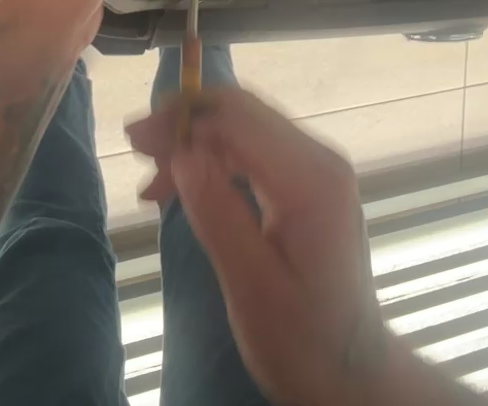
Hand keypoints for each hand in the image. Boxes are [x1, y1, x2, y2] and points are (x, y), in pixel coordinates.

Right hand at [127, 89, 400, 405]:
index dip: (185, 118)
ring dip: (197, 145)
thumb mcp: (251, 285)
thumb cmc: (302, 339)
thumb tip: (182, 153)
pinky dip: (216, 162)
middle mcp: (319, 160)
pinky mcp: (309, 184)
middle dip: (186, 125)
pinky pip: (255, 153)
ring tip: (153, 183)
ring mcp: (317, 169)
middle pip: (242, 115)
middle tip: (137, 148)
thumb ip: (218, 213)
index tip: (137, 138)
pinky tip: (185, 188)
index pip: (239, 119)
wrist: (351, 373)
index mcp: (311, 179)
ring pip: (245, 130)